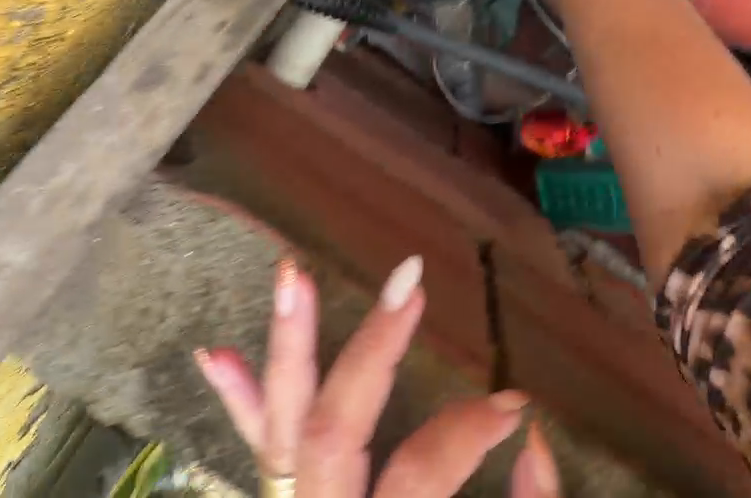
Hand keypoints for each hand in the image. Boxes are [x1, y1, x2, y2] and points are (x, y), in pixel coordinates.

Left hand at [193, 255, 560, 496]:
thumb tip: (535, 443)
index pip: (417, 475)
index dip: (465, 432)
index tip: (515, 405)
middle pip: (335, 431)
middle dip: (372, 348)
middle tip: (408, 279)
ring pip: (280, 429)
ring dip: (286, 349)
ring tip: (291, 274)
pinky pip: (259, 454)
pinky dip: (243, 403)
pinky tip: (215, 352)